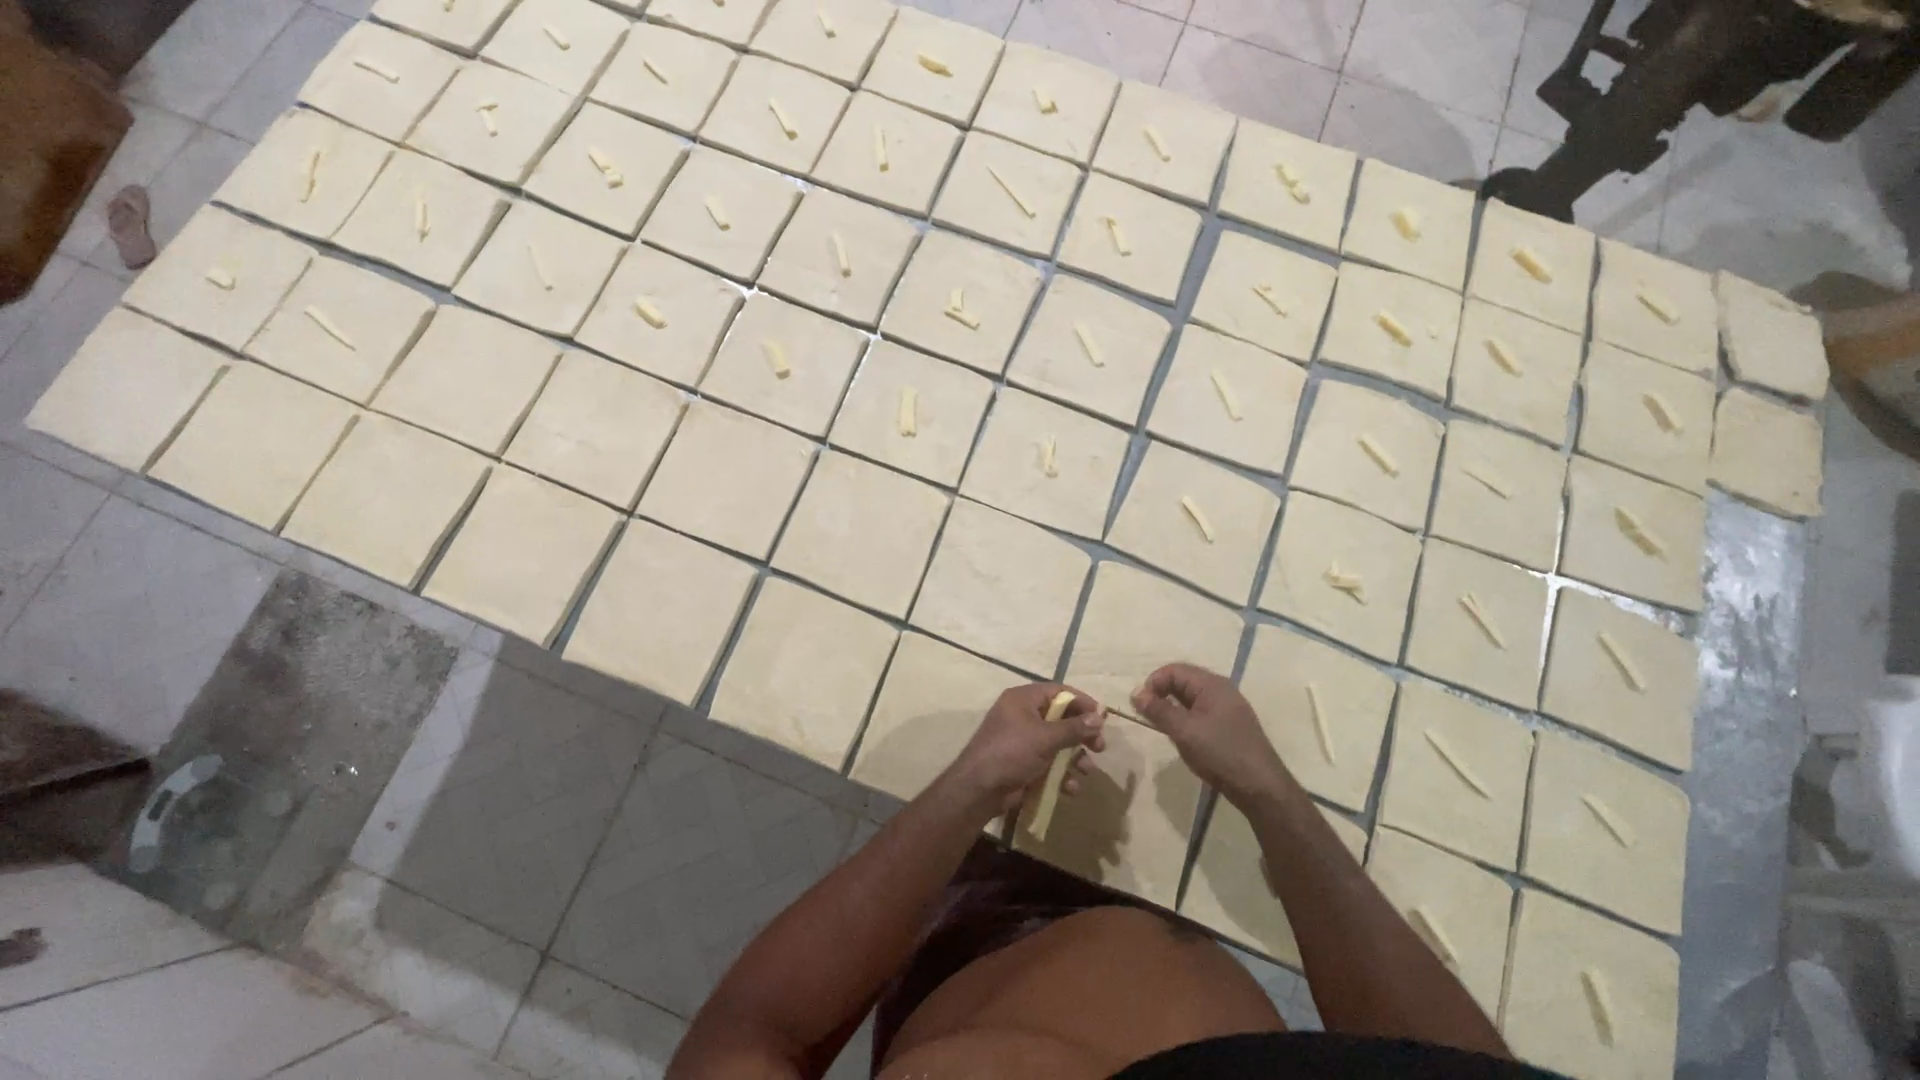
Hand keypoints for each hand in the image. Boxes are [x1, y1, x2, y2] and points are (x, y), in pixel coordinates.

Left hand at [946, 683, 1106, 818]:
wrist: (979, 789)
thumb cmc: (1011, 753)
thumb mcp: (1044, 738)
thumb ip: (1073, 728)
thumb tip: (1099, 717)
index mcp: (1023, 700)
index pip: (1058, 692)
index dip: (1082, 702)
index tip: (1102, 716)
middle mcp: (1023, 716)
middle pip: (1061, 719)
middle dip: (1082, 734)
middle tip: (1100, 747)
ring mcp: (1023, 741)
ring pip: (1058, 744)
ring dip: (1075, 758)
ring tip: (1086, 771)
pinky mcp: (1024, 763)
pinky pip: (1049, 764)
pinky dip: (1061, 775)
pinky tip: (1070, 788)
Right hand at [1132, 663, 1292, 804]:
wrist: (1259, 786)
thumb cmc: (1220, 753)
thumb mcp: (1184, 731)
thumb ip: (1158, 710)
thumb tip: (1135, 693)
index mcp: (1211, 684)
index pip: (1174, 670)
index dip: (1153, 683)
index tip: (1140, 706)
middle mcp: (1221, 690)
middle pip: (1183, 681)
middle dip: (1161, 694)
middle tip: (1147, 716)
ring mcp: (1228, 708)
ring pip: (1191, 698)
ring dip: (1173, 708)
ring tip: (1162, 728)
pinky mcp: (1230, 725)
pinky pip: (1201, 712)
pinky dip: (1186, 719)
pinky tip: (1182, 737)